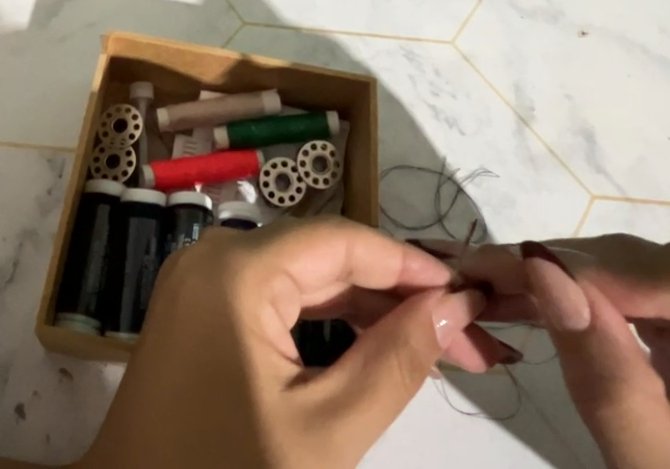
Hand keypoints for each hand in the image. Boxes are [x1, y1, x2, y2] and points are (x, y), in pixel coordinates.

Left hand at [80, 216, 513, 468]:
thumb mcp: (326, 429)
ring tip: (434, 344)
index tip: (471, 297)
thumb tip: (452, 308)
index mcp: (237, 268)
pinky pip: (274, 296)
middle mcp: (215, 254)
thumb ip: (395, 361)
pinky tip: (372, 343)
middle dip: (396, 293)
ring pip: (302, 276)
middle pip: (324, 256)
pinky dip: (323, 319)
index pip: (342, 240)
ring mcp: (201, 279)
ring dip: (365, 307)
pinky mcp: (198, 306)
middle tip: (467, 336)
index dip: (410, 264)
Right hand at [431, 223, 669, 467]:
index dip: (643, 269)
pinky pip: (655, 301)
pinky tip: (539, 303)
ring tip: (498, 285)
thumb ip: (608, 381)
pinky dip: (594, 302)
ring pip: (664, 273)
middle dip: (592, 270)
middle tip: (491, 274)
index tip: (551, 284)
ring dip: (580, 280)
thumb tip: (539, 268)